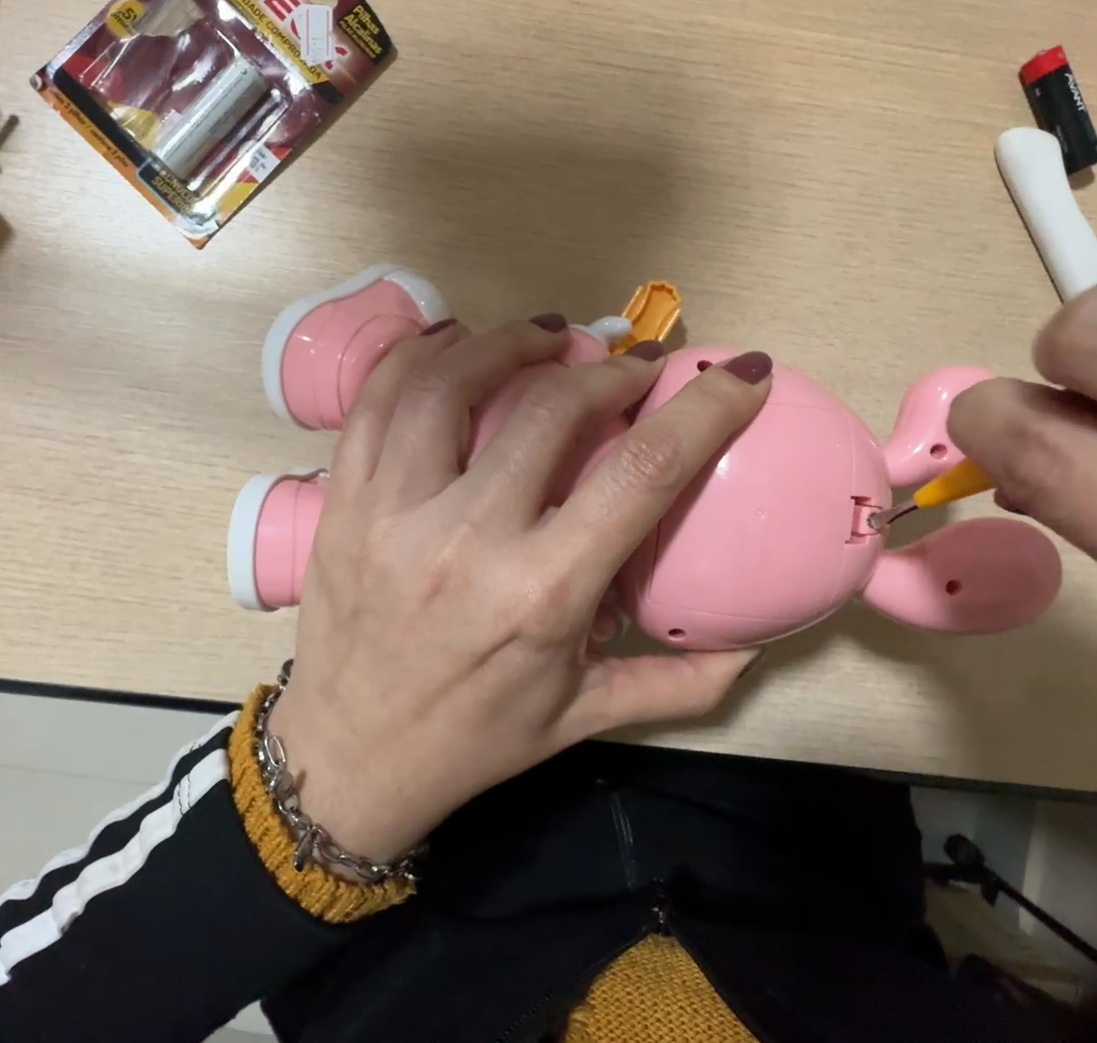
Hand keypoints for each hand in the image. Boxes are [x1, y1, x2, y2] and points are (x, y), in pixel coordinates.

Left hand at [266, 319, 771, 861]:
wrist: (350, 760)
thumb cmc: (473, 742)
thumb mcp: (583, 717)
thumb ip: (677, 682)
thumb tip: (753, 647)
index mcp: (540, 595)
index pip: (641, 473)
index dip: (704, 409)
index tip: (740, 374)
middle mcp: (465, 541)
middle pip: (550, 410)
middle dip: (608, 370)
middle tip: (629, 365)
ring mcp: (393, 514)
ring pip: (450, 385)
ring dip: (510, 342)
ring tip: (549, 338)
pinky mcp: (343, 503)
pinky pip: (375, 404)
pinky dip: (417, 356)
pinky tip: (454, 342)